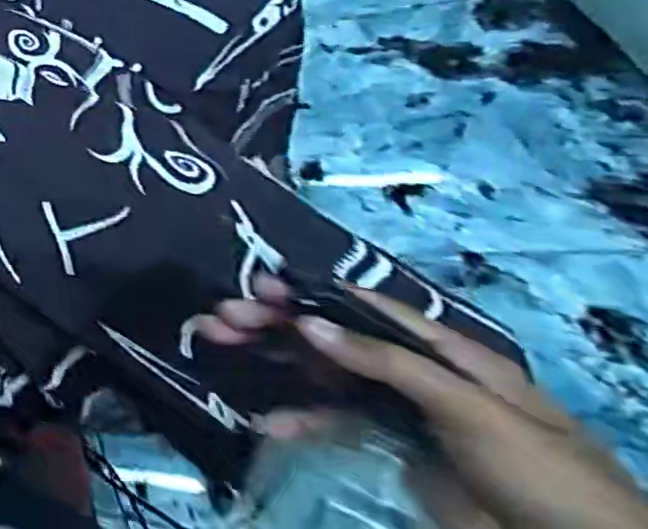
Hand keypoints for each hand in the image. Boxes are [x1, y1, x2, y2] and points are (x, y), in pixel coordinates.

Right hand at [196, 275, 647, 528]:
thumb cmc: (548, 480)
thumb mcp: (477, 413)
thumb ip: (390, 364)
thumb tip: (307, 322)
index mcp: (447, 354)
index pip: (365, 309)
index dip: (310, 294)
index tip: (255, 286)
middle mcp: (416, 372)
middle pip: (331, 337)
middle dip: (273, 324)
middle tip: (220, 319)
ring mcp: (401, 411)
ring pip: (320, 373)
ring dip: (270, 360)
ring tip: (218, 346)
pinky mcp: (390, 447)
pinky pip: (330, 420)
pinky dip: (295, 416)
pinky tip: (266, 421)